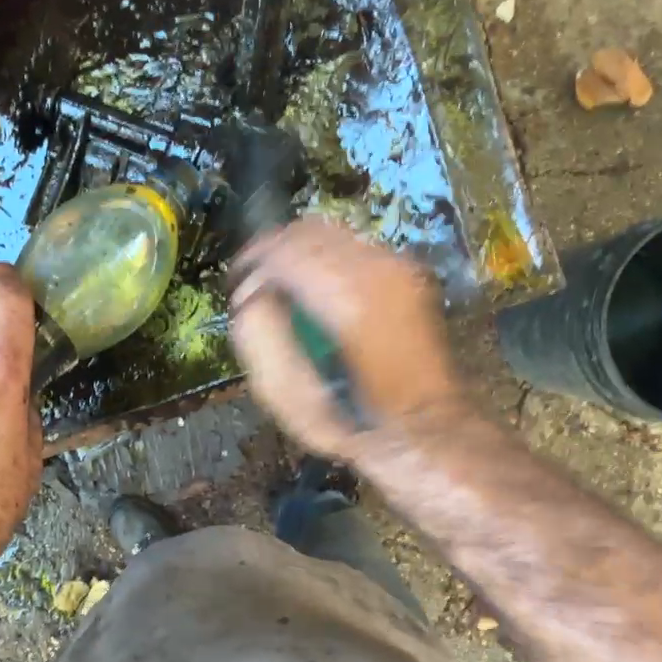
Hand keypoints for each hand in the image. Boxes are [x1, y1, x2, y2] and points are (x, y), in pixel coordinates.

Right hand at [229, 217, 467, 461]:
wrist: (424, 429)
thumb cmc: (352, 422)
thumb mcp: (292, 400)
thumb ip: (262, 343)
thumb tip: (248, 302)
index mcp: (346, 300)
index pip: (284, 251)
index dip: (252, 264)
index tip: (237, 287)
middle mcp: (375, 271)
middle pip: (306, 232)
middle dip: (271, 252)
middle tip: (252, 283)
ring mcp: (396, 268)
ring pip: (330, 232)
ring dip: (298, 252)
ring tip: (280, 284)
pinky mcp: (406, 274)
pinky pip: (353, 245)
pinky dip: (325, 257)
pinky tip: (315, 289)